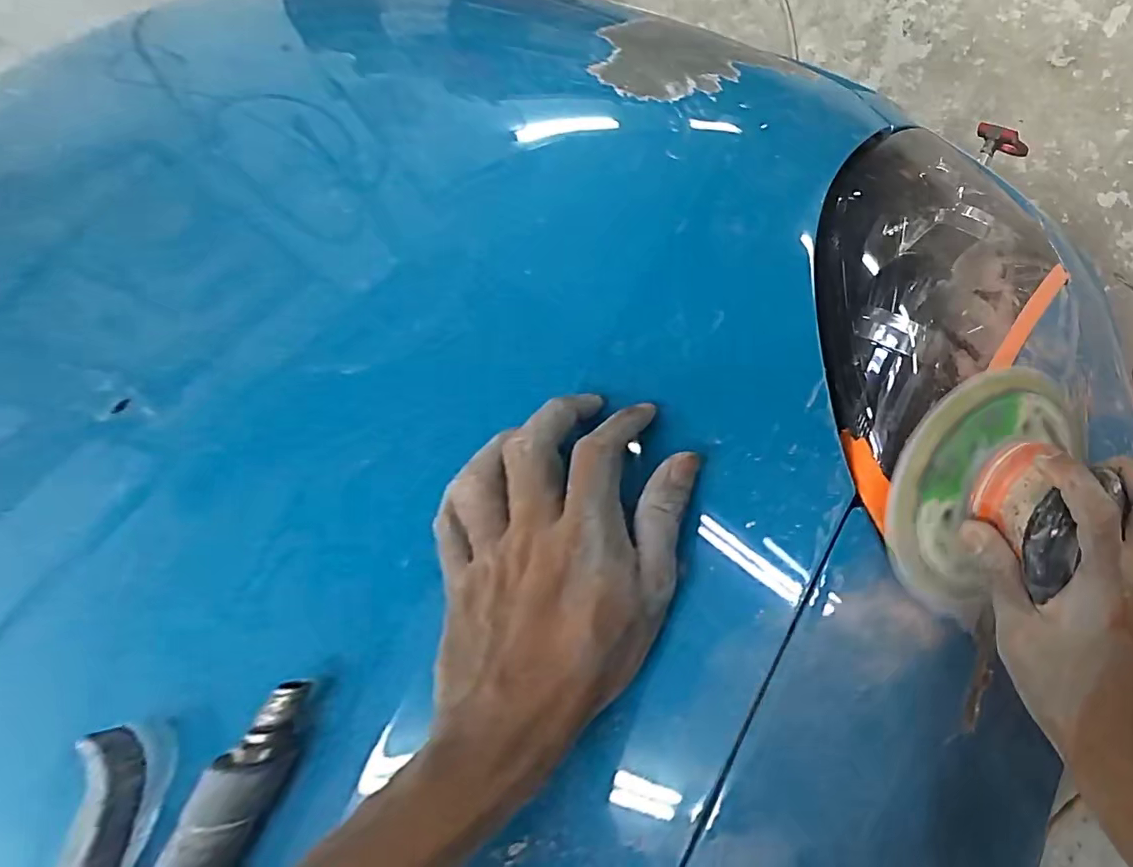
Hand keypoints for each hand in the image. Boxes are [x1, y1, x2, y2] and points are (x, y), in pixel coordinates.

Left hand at [429, 395, 701, 785]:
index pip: (599, 452)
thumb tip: (684, 460)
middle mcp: (529, 527)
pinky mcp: (456, 573)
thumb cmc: (595, 659)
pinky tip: (484, 479)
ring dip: (507, 439)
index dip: (623, 423)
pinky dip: (465, 484)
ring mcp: (486, 548)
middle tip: (587, 406)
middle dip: (561, 411)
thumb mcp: (652, 592)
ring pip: (480, 472)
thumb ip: (663, 519)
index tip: (643, 415)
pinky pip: (448, 514)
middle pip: (531, 444)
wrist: (511, 726)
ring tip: (532, 433)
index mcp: (583, 531)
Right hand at [961, 455, 1132, 767]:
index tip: (1045, 460)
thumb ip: (999, 574)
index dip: (1073, 475)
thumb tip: (970, 528)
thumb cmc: (1062, 690)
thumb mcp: (1018, 634)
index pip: (1100, 512)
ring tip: (1077, 507)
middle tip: (1086, 470)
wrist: (1121, 746)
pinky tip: (1086, 554)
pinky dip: (1124, 531)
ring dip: (1126, 499)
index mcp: (1107, 584)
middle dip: (1128, 470)